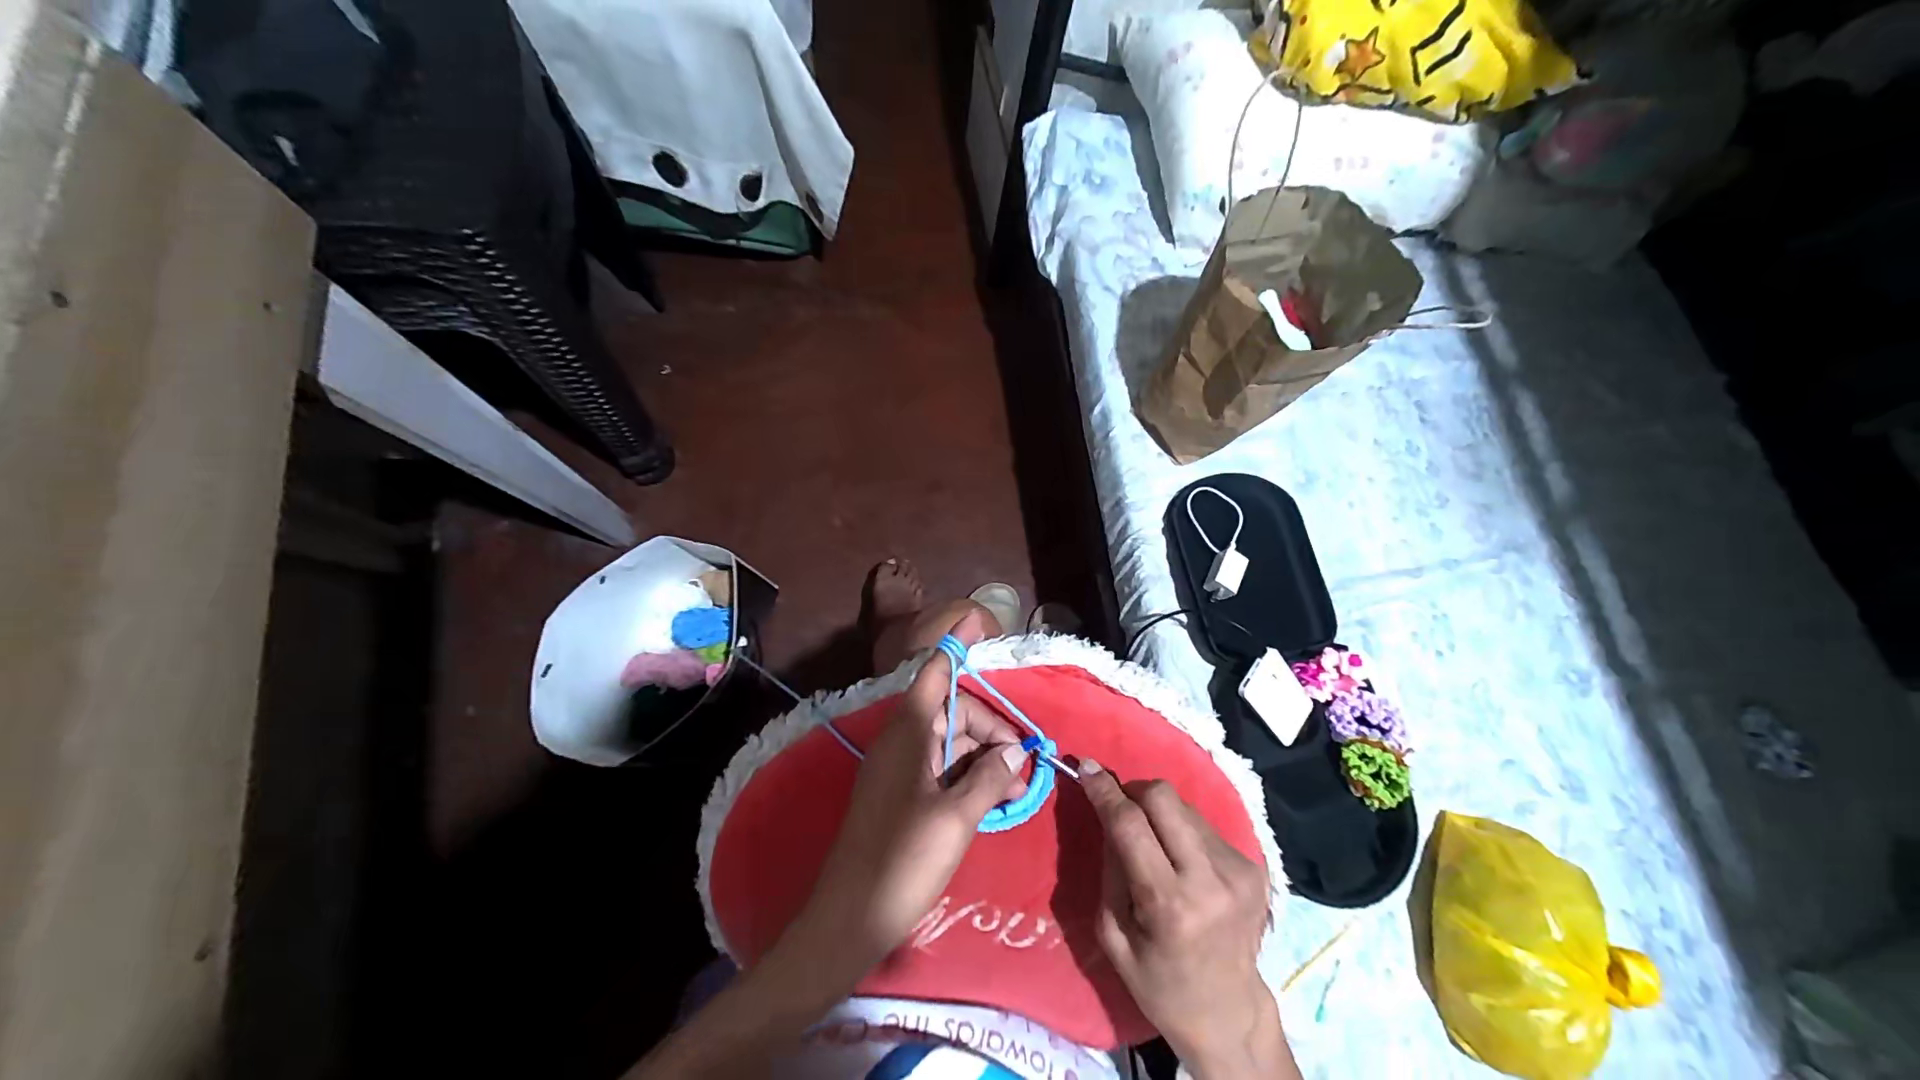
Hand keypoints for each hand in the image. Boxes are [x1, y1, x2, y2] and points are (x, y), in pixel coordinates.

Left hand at [790, 616, 1027, 974]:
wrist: (850, 917)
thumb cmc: (904, 859)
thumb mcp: (957, 817)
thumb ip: (990, 778)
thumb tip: (1014, 753)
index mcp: (910, 732)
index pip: (935, 672)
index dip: (957, 644)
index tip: (979, 616)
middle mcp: (902, 740)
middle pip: (953, 711)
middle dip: (991, 729)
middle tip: (1023, 766)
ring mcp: (898, 768)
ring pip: (951, 742)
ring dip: (984, 757)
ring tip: (1016, 792)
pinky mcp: (899, 794)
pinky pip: (940, 768)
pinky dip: (968, 776)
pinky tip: (993, 800)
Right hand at [1081, 763, 1297, 1079]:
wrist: (1229, 1013)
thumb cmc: (1158, 982)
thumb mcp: (1113, 933)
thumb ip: (1110, 867)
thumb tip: (1107, 812)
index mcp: (1170, 905)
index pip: (1131, 824)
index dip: (1105, 791)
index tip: (1085, 767)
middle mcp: (1210, 880)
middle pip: (1164, 796)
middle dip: (1133, 791)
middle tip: (1120, 807)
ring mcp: (1239, 870)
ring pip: (1184, 806)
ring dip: (1159, 813)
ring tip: (1154, 845)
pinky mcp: (1255, 866)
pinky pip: (1204, 824)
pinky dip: (1182, 830)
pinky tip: (1181, 861)